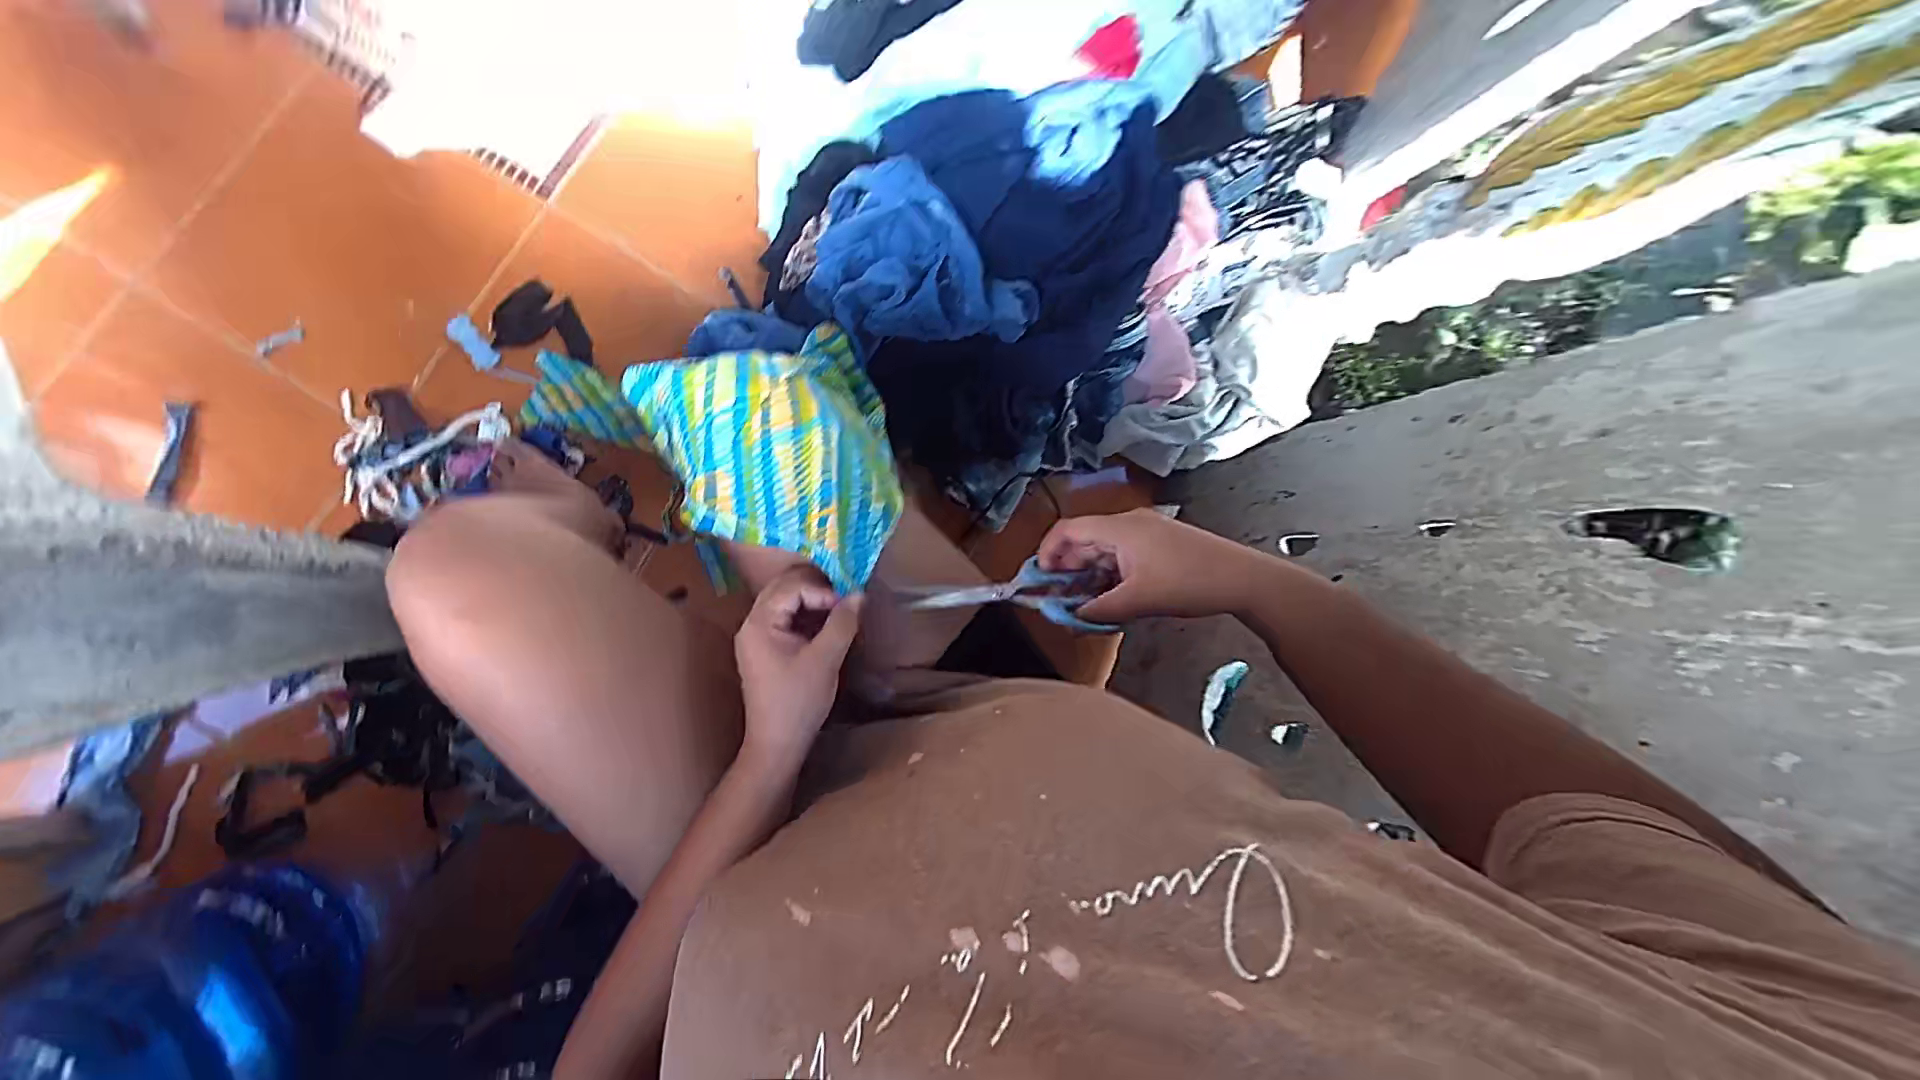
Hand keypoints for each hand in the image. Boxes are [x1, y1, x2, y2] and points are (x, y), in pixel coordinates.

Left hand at [734, 566, 863, 760]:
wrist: (777, 744)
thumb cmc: (798, 702)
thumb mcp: (826, 659)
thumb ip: (842, 623)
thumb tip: (859, 594)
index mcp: (759, 623)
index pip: (792, 588)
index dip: (823, 591)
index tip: (847, 606)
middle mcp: (752, 625)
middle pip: (783, 589)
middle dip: (816, 589)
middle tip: (845, 598)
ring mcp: (756, 637)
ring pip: (784, 602)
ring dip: (812, 601)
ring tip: (839, 610)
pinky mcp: (764, 650)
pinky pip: (785, 619)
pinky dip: (806, 616)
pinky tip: (826, 625)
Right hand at [1037, 509, 1283, 622]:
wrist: (1242, 578)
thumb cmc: (1189, 582)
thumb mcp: (1138, 600)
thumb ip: (1098, 610)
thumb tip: (1071, 618)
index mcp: (1119, 528)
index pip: (1067, 530)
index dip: (1047, 553)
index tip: (1039, 580)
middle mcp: (1128, 523)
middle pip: (1083, 540)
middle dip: (1066, 568)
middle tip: (1057, 597)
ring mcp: (1144, 533)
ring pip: (1102, 550)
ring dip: (1087, 575)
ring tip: (1080, 602)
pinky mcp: (1157, 545)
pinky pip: (1120, 556)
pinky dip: (1107, 575)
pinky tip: (1108, 597)